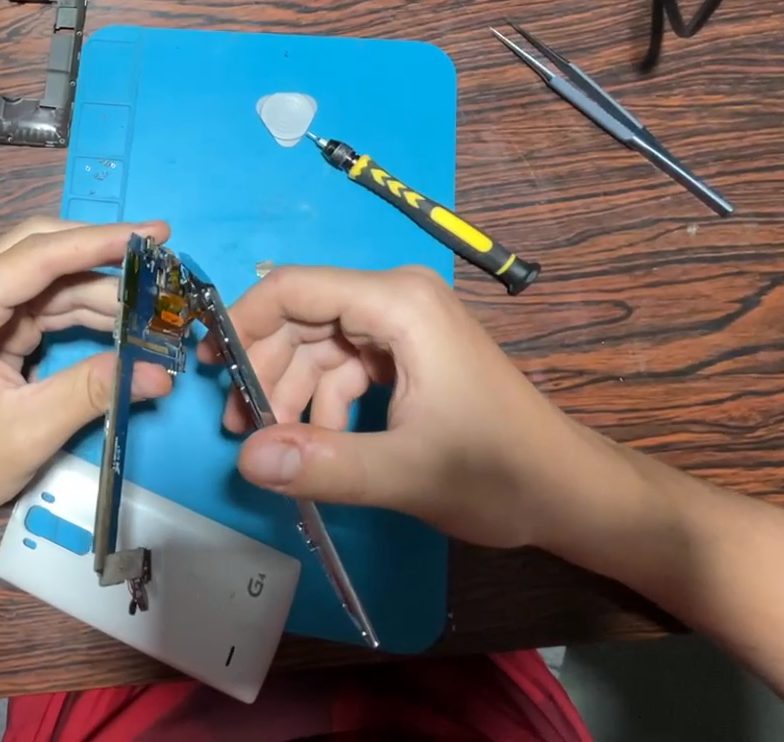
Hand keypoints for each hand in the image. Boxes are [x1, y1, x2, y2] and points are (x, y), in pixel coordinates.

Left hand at [0, 218, 173, 522]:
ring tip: (155, 297)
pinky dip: (88, 308)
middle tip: (158, 250)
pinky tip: (126, 319)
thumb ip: (92, 392)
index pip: (35, 256)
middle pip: (39, 247)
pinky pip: (50, 302)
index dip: (95, 241)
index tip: (152, 233)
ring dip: (100, 283)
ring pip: (50, 275)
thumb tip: (160, 372)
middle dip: (99, 248)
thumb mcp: (29, 431)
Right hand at [200, 265, 620, 548]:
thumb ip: (325, 463)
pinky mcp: (403, 350)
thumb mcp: (407, 473)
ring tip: (268, 441)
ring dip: (287, 390)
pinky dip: (318, 400)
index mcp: (398, 303)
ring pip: (314, 344)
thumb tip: (247, 458)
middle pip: (299, 318)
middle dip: (264, 369)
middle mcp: (394, 298)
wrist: (574, 495)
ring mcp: (399, 324)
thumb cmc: (500, 474)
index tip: (210, 368)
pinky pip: (339, 364)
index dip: (242, 321)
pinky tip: (317, 442)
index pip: (293, 288)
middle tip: (239, 424)